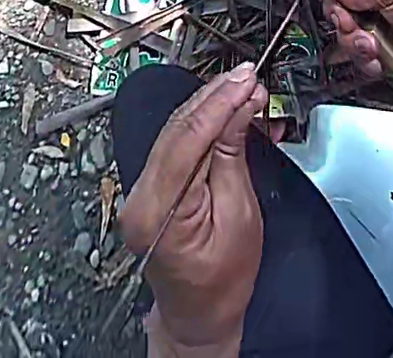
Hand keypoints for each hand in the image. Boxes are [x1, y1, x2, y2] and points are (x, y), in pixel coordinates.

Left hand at [119, 64, 266, 355]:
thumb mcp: (240, 215)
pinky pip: (180, 139)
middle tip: (250, 78)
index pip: (188, 136)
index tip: (247, 81)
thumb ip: (234, 155)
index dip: (221, 102)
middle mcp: (141, 195)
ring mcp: (143, 188)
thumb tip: (240, 107)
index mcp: (158, 211)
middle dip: (219, 96)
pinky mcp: (154, 182)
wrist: (201, 315)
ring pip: (179, 127)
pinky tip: (229, 108)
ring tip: (245, 88)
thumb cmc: (222, 281)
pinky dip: (207, 120)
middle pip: (180, 126)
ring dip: (214, 103)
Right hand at [326, 0, 392, 79]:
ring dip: (354, 40)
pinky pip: (355, 50)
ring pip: (344, 29)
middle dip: (342, 17)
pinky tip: (378, 56)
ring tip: (371, 44)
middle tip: (350, 24)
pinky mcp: (376, 43)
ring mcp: (375, 20)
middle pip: (338, 2)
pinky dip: (364, 57)